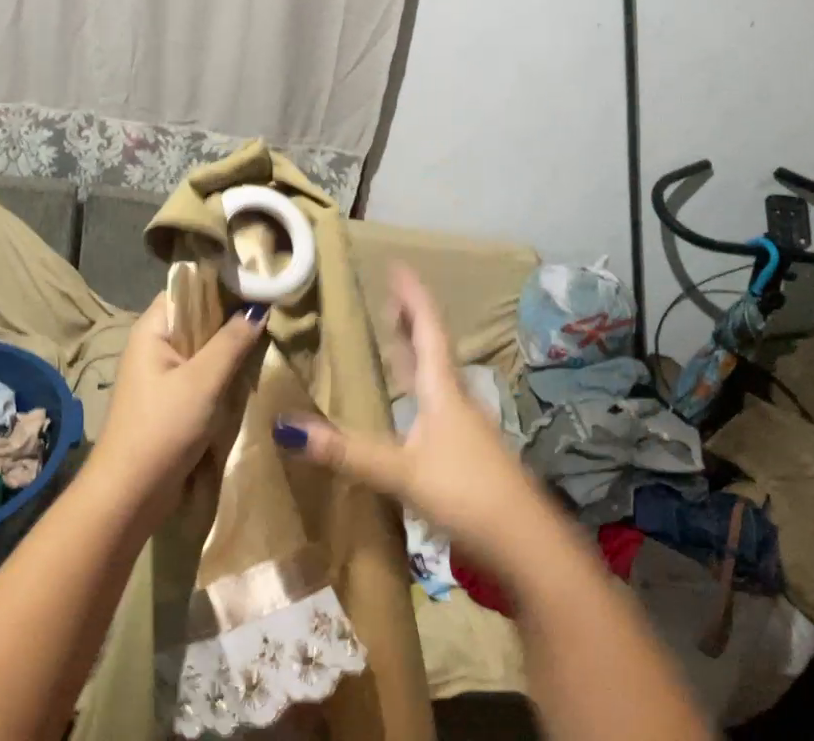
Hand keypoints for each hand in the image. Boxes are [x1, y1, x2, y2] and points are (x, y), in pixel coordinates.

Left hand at [88, 294, 267, 515]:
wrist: (132, 492)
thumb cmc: (163, 428)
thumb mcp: (203, 381)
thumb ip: (231, 343)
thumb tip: (257, 307)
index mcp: (152, 330)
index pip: (187, 290)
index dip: (221, 285)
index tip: (261, 284)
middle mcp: (153, 346)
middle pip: (198, 320)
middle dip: (232, 319)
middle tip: (276, 315)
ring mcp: (162, 375)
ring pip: (203, 351)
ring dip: (231, 351)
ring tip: (272, 341)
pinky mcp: (172, 402)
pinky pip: (202, 377)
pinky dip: (224, 376)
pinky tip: (251, 376)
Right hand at [276, 265, 532, 541]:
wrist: (528, 544)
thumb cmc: (467, 494)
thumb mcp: (400, 472)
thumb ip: (346, 451)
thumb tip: (285, 426)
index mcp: (442, 393)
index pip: (426, 333)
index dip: (412, 299)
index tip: (399, 267)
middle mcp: (456, 403)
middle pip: (431, 352)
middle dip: (410, 323)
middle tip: (390, 298)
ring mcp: (466, 431)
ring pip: (435, 381)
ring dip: (415, 357)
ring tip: (395, 343)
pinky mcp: (468, 457)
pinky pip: (436, 408)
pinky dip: (418, 391)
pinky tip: (410, 409)